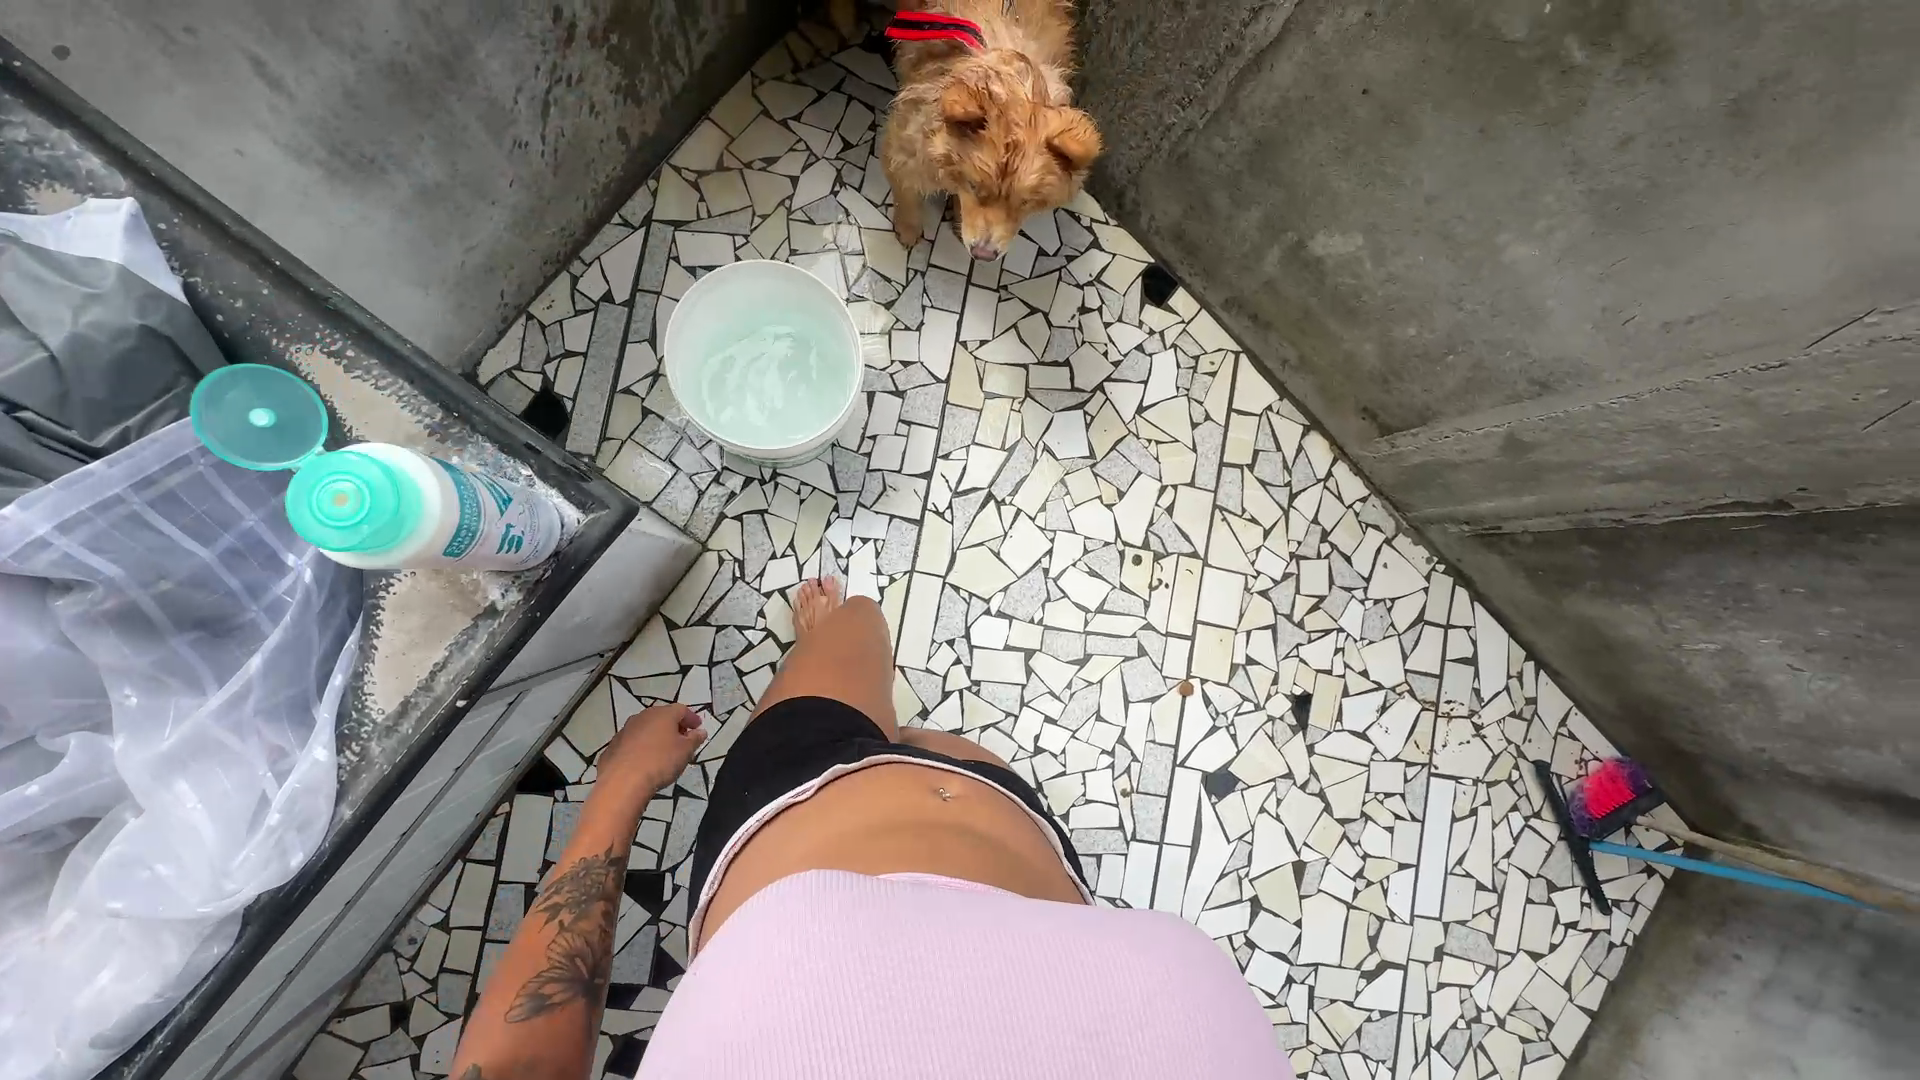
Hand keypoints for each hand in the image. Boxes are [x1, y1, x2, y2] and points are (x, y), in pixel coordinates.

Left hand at [595, 703, 705, 807]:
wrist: (622, 782)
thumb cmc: (660, 762)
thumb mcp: (685, 752)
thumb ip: (695, 739)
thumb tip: (700, 732)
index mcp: (663, 714)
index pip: (682, 710)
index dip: (692, 718)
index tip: (698, 729)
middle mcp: (643, 717)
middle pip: (662, 717)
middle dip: (673, 726)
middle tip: (682, 740)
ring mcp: (625, 730)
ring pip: (645, 729)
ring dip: (655, 736)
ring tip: (663, 752)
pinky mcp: (612, 746)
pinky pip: (632, 743)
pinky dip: (640, 748)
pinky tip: (644, 762)